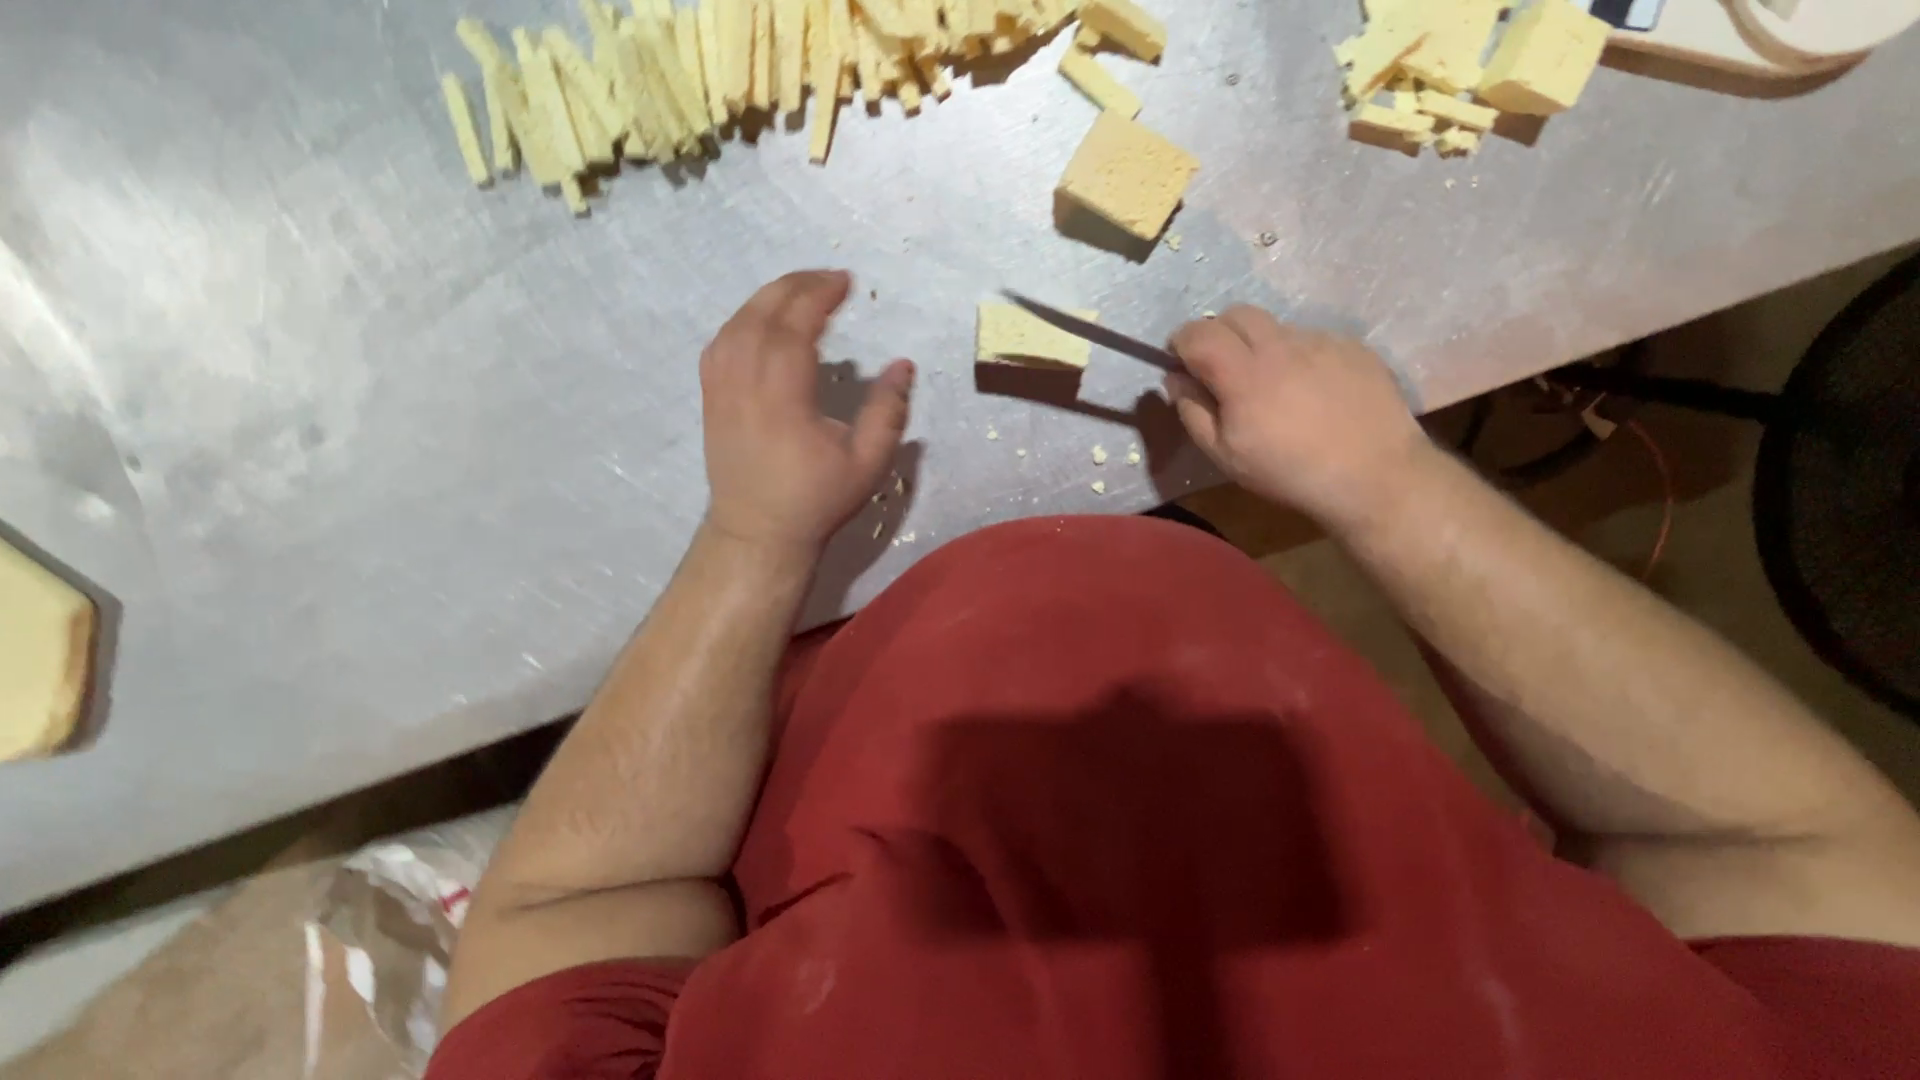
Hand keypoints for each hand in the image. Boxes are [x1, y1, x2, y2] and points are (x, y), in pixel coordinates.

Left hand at [700, 270, 913, 555]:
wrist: (758, 532)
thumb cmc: (816, 500)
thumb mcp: (866, 463)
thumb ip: (888, 411)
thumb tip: (903, 364)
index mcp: (783, 400)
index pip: (795, 328)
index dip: (818, 297)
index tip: (844, 282)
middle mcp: (745, 387)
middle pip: (762, 316)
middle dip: (795, 287)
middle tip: (827, 277)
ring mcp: (721, 391)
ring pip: (736, 325)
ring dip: (767, 299)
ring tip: (799, 290)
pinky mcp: (710, 399)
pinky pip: (719, 345)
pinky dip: (741, 321)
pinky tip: (761, 320)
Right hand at [1165, 306, 1432, 529]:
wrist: (1373, 474)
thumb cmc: (1288, 472)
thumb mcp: (1225, 455)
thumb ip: (1193, 411)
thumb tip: (1176, 379)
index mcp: (1243, 373)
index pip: (1198, 332)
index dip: (1181, 341)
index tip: (1179, 360)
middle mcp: (1281, 345)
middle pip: (1236, 314)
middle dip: (1218, 333)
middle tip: (1220, 368)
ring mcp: (1320, 341)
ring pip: (1275, 327)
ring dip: (1260, 346)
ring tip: (1273, 386)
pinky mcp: (1352, 346)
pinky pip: (1311, 339)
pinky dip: (1298, 357)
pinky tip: (1311, 392)